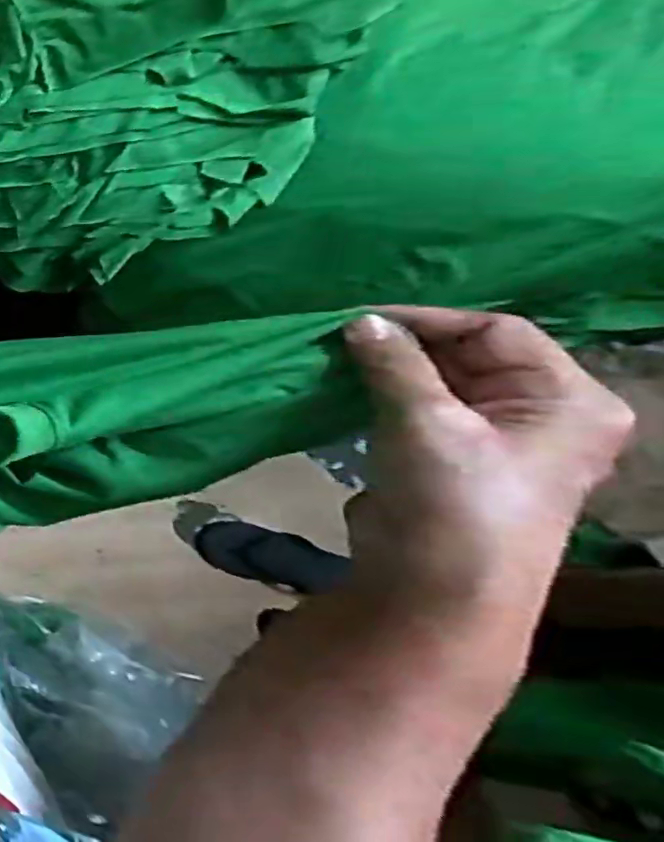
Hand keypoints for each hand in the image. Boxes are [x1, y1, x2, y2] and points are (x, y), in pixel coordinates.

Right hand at [342, 308, 632, 595]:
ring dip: (385, 367)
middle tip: (338, 337)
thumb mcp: (424, 420)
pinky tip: (342, 388)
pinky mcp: (449, 453)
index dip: (428, 320)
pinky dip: (379, 391)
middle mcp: (540, 412)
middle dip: (402, 343)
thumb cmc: (453, 496)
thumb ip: (393, 363)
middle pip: (467, 353)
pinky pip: (416, 405)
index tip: (358, 320)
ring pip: (436, 379)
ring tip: (333, 359)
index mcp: (567, 400)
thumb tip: (359, 320)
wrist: (436, 581)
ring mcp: (493, 435)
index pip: (497, 331)